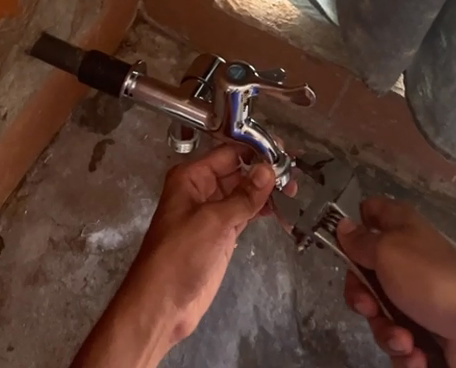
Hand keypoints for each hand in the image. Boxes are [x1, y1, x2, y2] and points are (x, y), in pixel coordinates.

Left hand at [73, 145, 276, 367]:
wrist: (163, 304)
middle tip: (293, 175)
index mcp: (191, 177)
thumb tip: (267, 171)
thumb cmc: (178, 256)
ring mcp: (212, 213)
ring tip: (292, 193)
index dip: (255, 151)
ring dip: (266, 192)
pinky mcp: (221, 234)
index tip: (282, 152)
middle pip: (238, 171)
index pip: (228, 153)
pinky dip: (262, 211)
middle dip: (264, 172)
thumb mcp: (213, 222)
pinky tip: (280, 212)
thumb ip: (243, 196)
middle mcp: (201, 190)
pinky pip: (245, 213)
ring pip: (244, 192)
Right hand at [338, 197, 455, 367]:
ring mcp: (419, 299)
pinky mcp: (428, 334)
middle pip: (367, 273)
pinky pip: (400, 341)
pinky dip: (405, 353)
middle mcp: (408, 259)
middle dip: (362, 297)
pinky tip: (417, 356)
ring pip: (381, 313)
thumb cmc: (431, 281)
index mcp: (401, 227)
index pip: (372, 212)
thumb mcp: (387, 252)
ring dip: (386, 331)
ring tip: (405, 341)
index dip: (356, 227)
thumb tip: (342, 223)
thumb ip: (360, 241)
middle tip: (368, 307)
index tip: (346, 247)